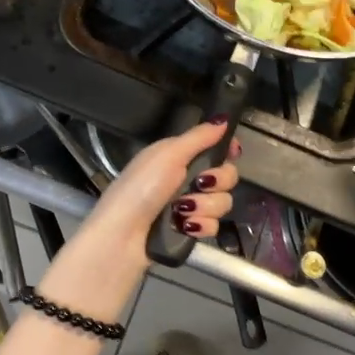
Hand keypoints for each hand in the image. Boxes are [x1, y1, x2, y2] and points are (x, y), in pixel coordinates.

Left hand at [79, 120, 240, 250]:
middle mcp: (186, 179)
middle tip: (199, 184)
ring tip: (181, 211)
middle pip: (226, 175)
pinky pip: (213, 226)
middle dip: (217, 181)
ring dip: (204, 206)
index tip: (233, 152)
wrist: (121, 236)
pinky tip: (185, 228)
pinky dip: (201, 226)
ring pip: (222, 202)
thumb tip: (223, 118)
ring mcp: (189, 207)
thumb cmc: (140, 188)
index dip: (226, 148)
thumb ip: (198, 137)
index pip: (214, 147)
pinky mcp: (189, 231)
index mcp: (178, 156)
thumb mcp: (167, 155)